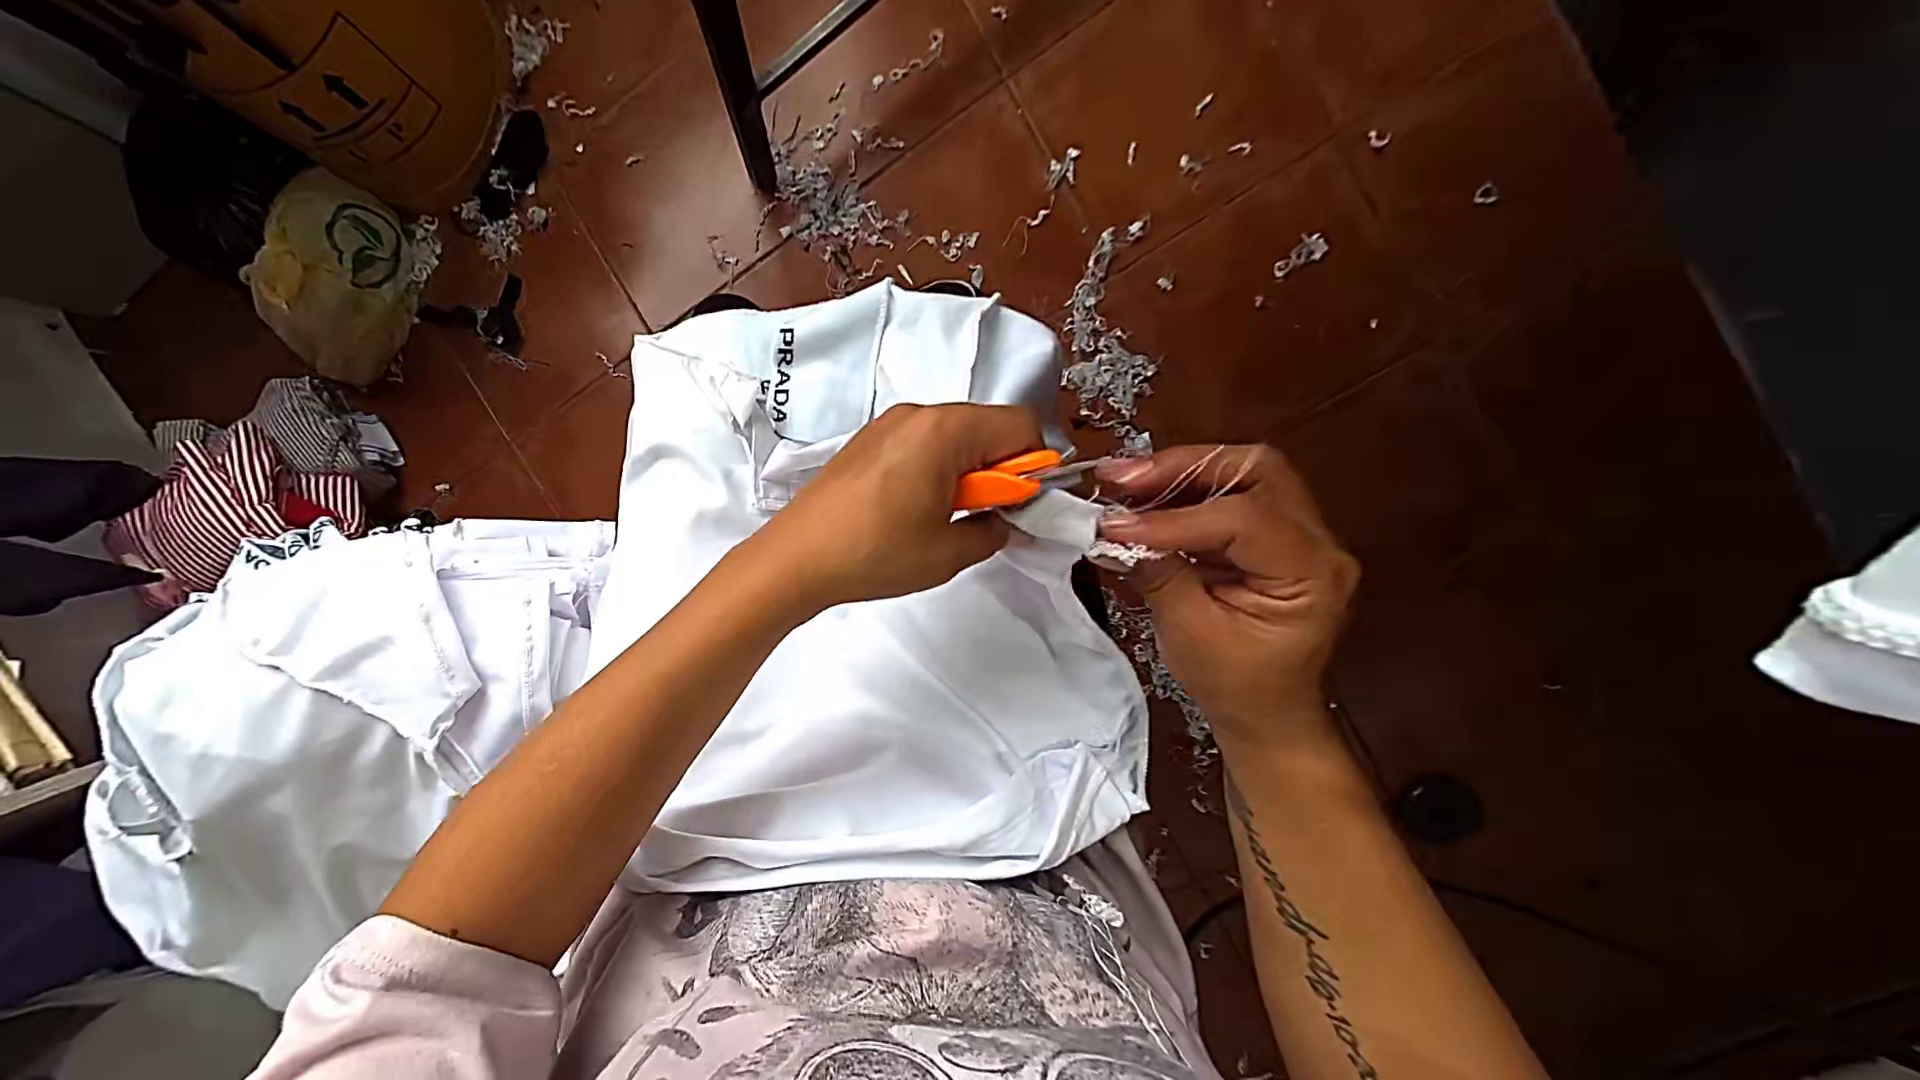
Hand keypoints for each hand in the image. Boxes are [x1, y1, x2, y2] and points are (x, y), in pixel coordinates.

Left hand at [754, 403, 1043, 609]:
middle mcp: (917, 415)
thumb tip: (1004, 520)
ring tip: (944, 517)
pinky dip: (938, 468)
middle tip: (983, 514)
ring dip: (968, 470)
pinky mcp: (870, 440)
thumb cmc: (871, 553)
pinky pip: (924, 442)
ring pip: (957, 435)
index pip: (1021, 425)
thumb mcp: (949, 553)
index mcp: (944, 431)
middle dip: (1000, 469)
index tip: (1021, 503)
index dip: (1034, 465)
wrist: (794, 559)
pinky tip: (915, 509)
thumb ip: (994, 530)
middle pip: (989, 426)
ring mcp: (889, 424)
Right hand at [1094, 445, 1359, 742]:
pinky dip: (1185, 491)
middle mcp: (1317, 542)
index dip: (1174, 517)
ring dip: (1180, 472)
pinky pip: (1232, 493)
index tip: (1118, 525)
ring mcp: (1299, 533)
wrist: (1266, 713)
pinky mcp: (1273, 535)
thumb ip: (1158, 571)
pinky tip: (1146, 500)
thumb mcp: (1190, 632)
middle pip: (1255, 469)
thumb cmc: (1237, 686)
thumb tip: (1116, 530)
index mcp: (1311, 573)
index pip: (1243, 518)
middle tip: (1125, 478)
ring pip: (1244, 472)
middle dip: (1184, 466)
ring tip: (1126, 484)